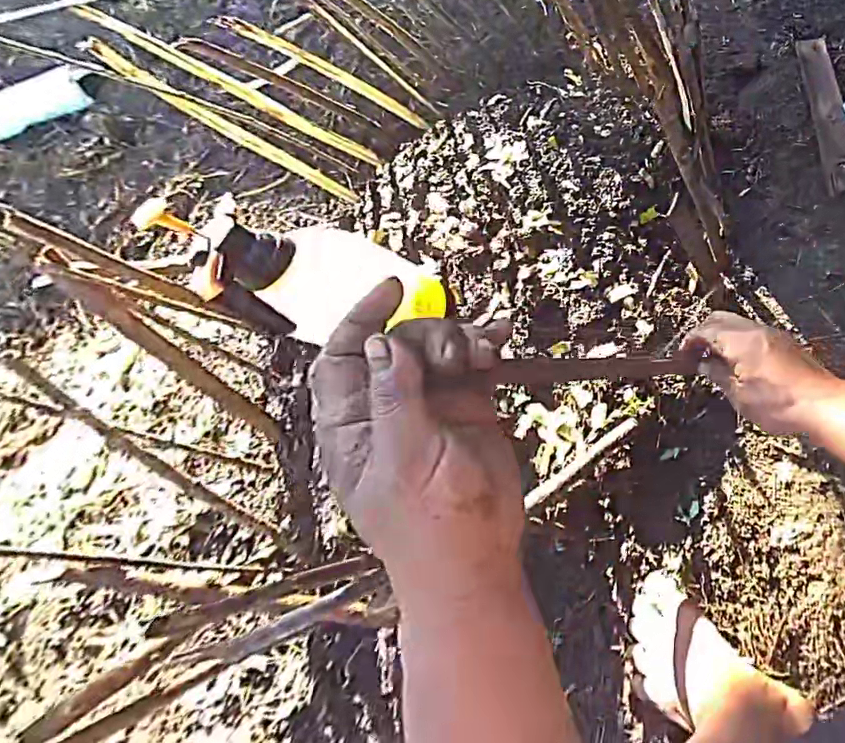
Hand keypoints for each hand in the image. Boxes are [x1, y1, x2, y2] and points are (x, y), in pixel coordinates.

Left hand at [310, 279, 522, 595]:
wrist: (479, 556)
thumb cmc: (429, 523)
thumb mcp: (406, 458)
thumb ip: (395, 397)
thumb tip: (383, 343)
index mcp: (354, 425)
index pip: (344, 358)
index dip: (362, 319)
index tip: (393, 288)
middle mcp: (389, 409)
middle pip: (400, 346)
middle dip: (428, 335)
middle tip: (455, 350)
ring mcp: (431, 406)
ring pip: (438, 349)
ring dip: (462, 338)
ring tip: (486, 349)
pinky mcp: (468, 407)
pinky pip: (472, 363)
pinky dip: (486, 346)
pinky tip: (500, 338)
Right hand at [681, 312, 844, 435]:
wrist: (823, 404)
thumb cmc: (782, 404)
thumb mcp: (741, 397)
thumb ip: (719, 375)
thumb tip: (705, 365)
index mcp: (741, 341)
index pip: (706, 329)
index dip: (690, 341)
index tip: (682, 355)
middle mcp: (756, 330)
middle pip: (720, 318)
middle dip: (703, 332)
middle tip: (694, 353)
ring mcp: (772, 333)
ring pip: (737, 322)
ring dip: (721, 335)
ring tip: (714, 359)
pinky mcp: (783, 341)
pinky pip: (752, 331)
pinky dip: (738, 338)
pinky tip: (738, 360)